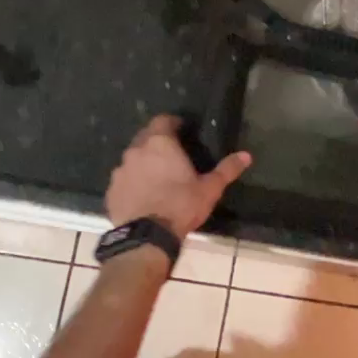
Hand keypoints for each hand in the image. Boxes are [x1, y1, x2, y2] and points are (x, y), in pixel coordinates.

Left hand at [106, 116, 251, 239]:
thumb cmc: (181, 206)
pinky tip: (144, 196)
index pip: (163, 120)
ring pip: (133, 159)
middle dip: (158, 142)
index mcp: (160, 144)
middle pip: (146, 137)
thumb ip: (227, 169)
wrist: (147, 237)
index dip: (173, 123)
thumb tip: (246, 155)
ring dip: (144, 163)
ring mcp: (120, 171)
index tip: (182, 131)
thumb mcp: (209, 189)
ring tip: (158, 177)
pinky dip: (133, 182)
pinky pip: (124, 180)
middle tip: (173, 155)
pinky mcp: (111, 190)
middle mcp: (136, 151)